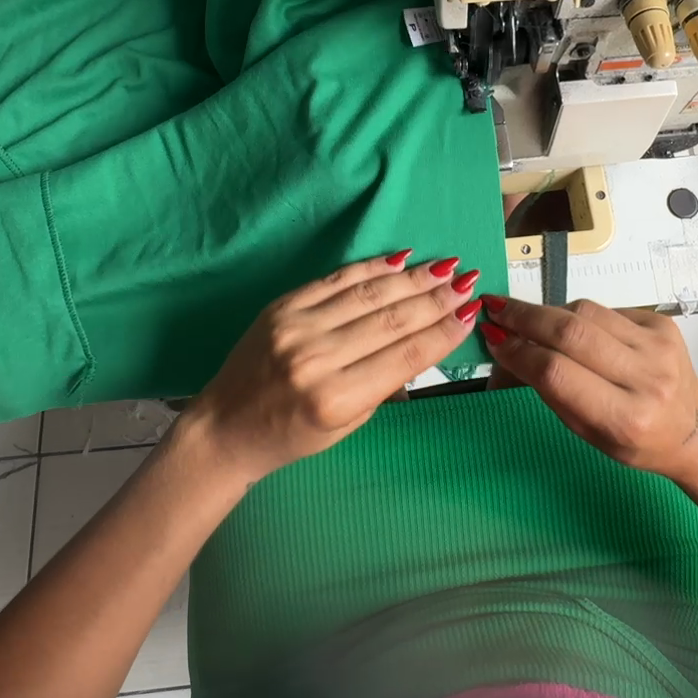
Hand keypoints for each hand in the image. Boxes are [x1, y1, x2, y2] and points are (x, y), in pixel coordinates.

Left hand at [187, 250, 482, 484]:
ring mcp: (296, 327)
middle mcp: (317, 358)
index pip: (405, 356)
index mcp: (336, 398)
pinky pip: (337, 280)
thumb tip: (426, 341)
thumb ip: (385, 384)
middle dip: (436, 299)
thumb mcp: (347, 426)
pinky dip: (372, 267)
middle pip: (392, 320)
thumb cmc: (291, 437)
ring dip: (413, 279)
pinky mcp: (282, 306)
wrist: (225, 427)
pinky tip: (401, 260)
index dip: (443, 332)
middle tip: (468, 280)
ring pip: (369, 295)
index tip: (472, 312)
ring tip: (444, 267)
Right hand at [481, 297, 697, 480]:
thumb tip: (505, 347)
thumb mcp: (588, 433)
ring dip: (548, 311)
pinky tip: (571, 327)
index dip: (518, 351)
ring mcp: (658, 345)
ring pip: (586, 311)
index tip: (491, 338)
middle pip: (571, 332)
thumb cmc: (635, 442)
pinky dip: (579, 315)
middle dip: (524, 317)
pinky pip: (606, 309)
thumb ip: (549, 390)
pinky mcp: (662, 322)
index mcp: (625, 418)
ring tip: (524, 316)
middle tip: (494, 309)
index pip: (557, 373)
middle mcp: (646, 378)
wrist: (696, 431)